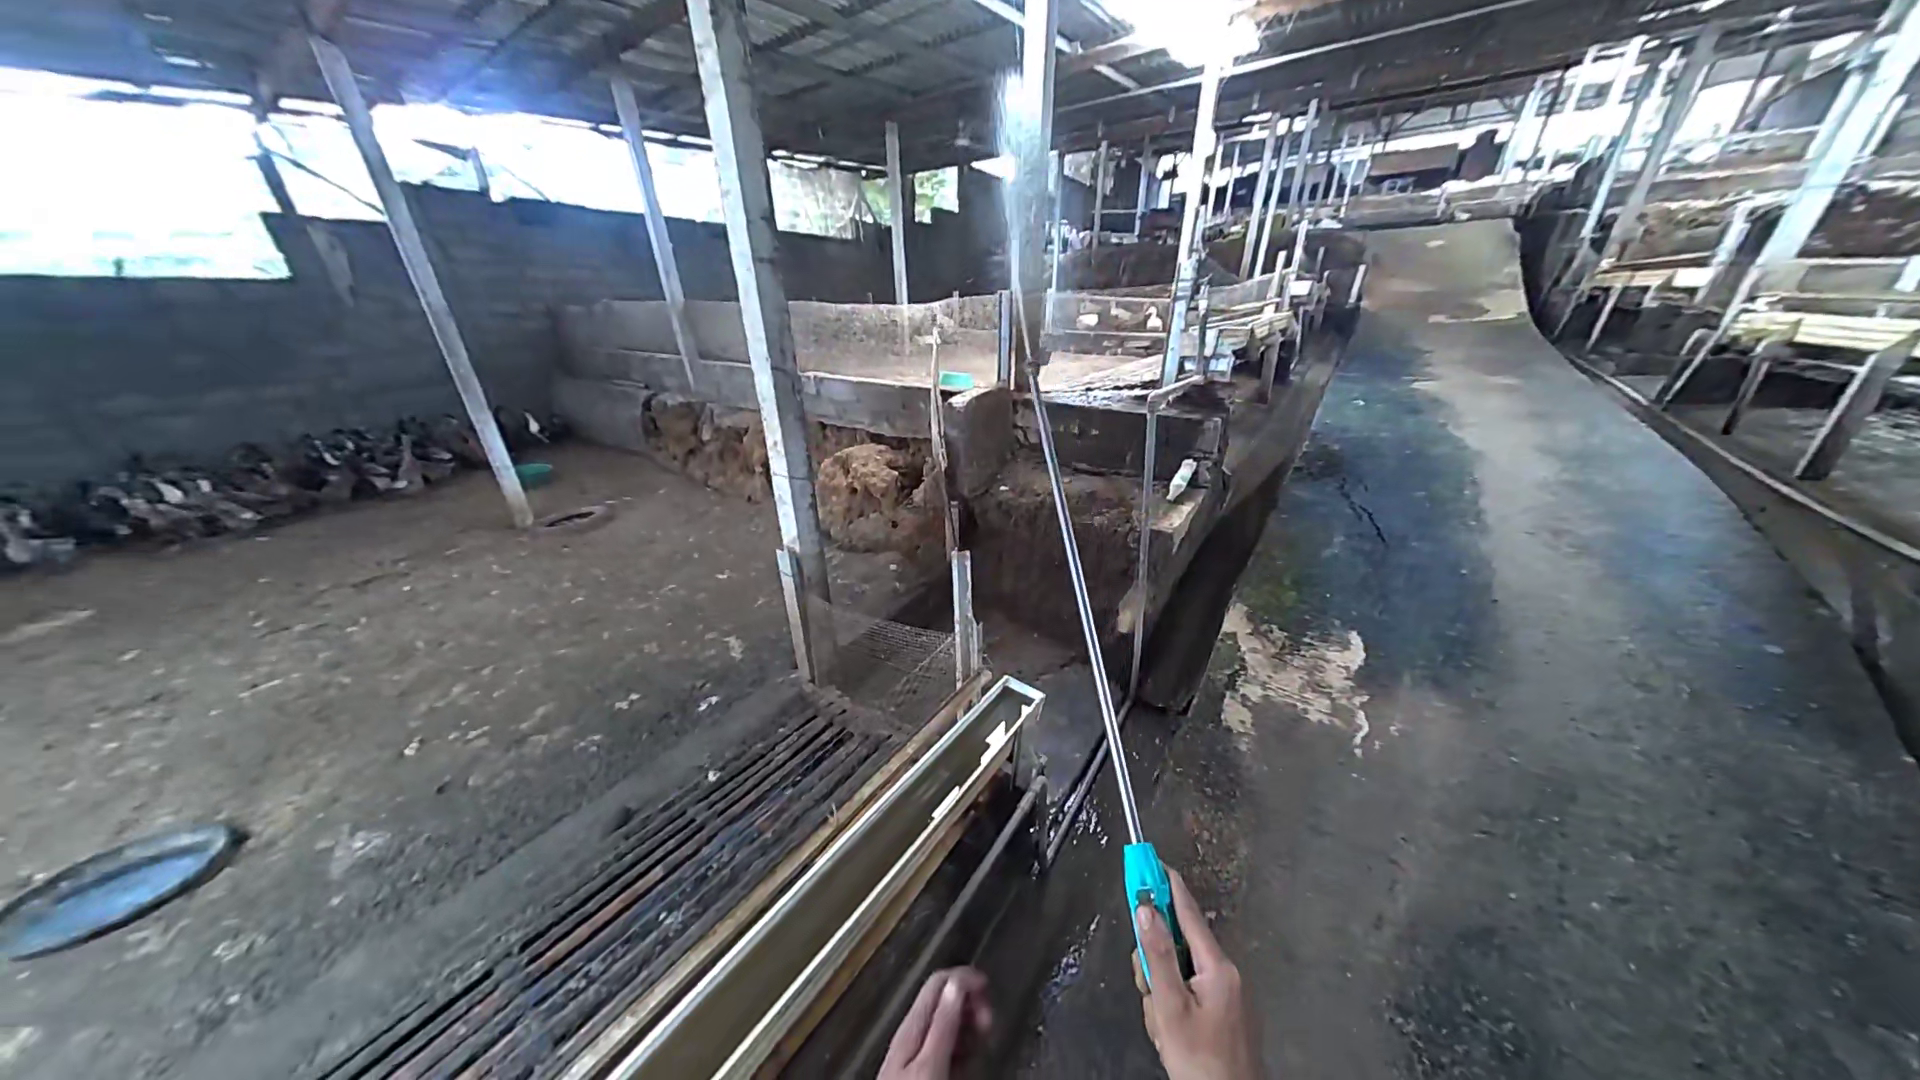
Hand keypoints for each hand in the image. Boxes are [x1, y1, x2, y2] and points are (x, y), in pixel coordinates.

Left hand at [877, 967, 992, 1079]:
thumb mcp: (930, 1065)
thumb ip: (943, 1024)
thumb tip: (956, 984)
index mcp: (914, 1025)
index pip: (939, 981)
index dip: (965, 978)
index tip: (989, 988)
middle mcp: (914, 1032)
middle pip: (945, 999)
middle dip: (971, 1003)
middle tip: (989, 1022)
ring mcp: (918, 1051)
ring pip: (948, 1022)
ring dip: (969, 1024)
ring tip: (983, 1040)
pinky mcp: (924, 1071)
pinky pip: (947, 1046)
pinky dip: (963, 1046)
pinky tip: (970, 1060)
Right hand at [1134, 869, 1261, 1079]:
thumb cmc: (1201, 1062)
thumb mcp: (1171, 1008)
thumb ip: (1157, 954)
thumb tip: (1145, 907)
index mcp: (1218, 967)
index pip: (1186, 910)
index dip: (1164, 883)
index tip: (1147, 859)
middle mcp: (1226, 974)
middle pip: (1177, 945)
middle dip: (1154, 964)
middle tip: (1148, 991)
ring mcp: (1228, 995)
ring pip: (1178, 972)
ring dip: (1161, 992)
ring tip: (1163, 1025)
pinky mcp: (1225, 1014)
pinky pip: (1188, 991)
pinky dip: (1173, 1005)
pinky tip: (1172, 1033)